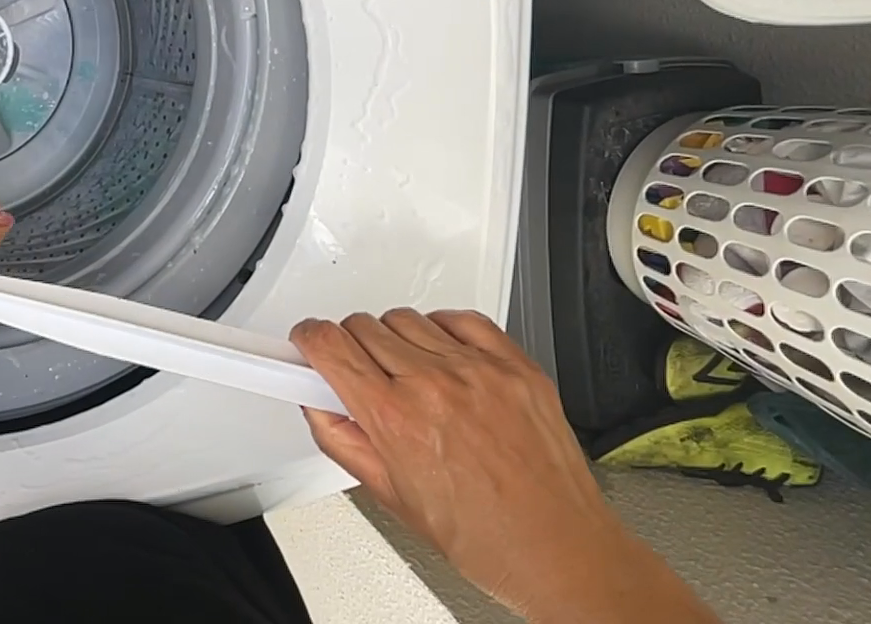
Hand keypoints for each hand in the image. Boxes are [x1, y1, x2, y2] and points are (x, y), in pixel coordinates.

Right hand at [292, 310, 717, 622]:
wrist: (564, 554)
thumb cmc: (485, 536)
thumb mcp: (389, 496)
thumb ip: (339, 438)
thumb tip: (313, 401)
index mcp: (394, 418)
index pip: (327, 343)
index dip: (307, 340)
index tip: (306, 343)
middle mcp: (433, 384)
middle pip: (360, 325)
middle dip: (350, 347)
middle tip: (363, 377)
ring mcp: (478, 370)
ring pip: (403, 317)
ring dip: (394, 339)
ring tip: (411, 376)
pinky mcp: (514, 364)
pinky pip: (458, 317)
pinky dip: (442, 330)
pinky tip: (446, 360)